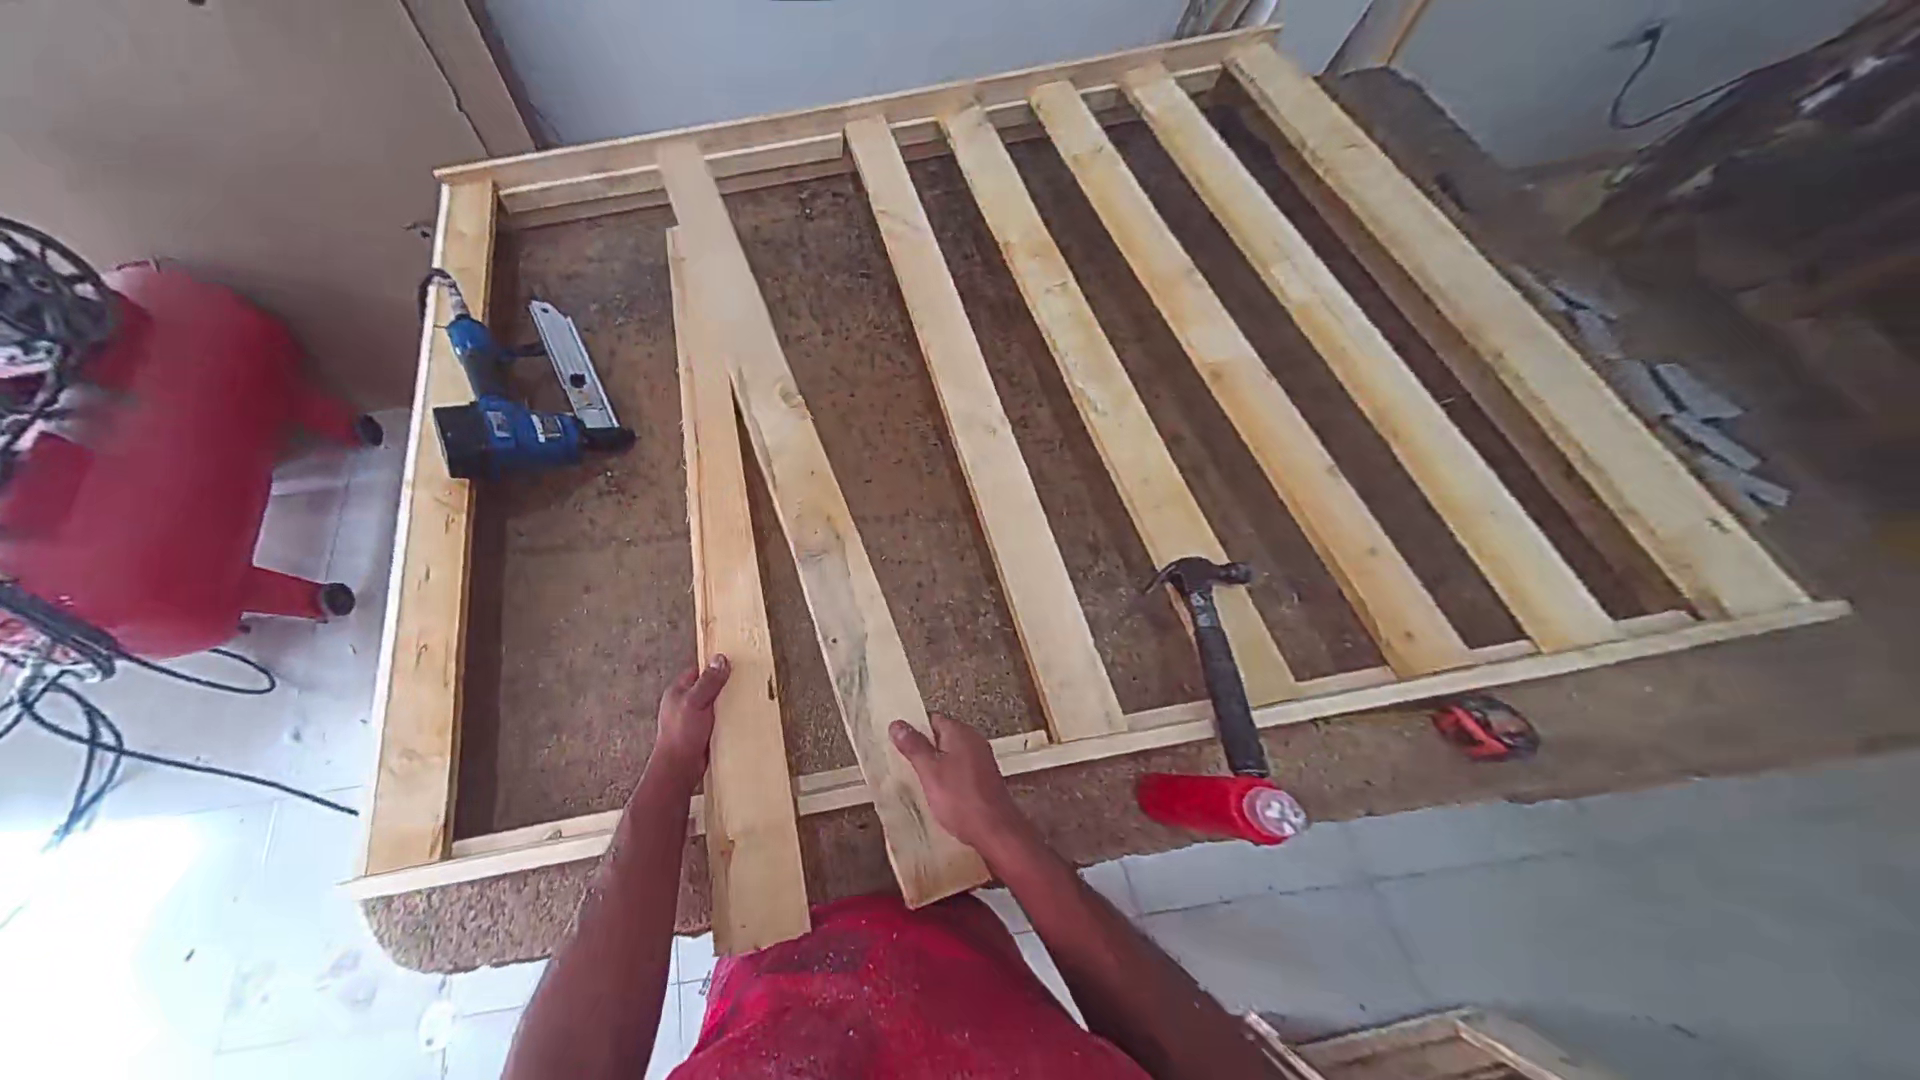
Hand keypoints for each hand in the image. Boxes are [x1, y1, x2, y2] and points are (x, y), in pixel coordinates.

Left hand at [649, 654, 730, 783]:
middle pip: (710, 686)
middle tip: (742, 682)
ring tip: (745, 699)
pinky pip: (721, 718)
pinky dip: (730, 717)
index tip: (733, 664)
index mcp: (678, 691)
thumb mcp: (695, 701)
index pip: (699, 670)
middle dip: (725, 685)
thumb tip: (720, 660)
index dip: (715, 666)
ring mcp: (695, 717)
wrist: (680, 768)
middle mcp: (686, 702)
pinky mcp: (705, 730)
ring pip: (717, 703)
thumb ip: (708, 681)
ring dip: (729, 703)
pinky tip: (740, 717)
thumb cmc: (680, 735)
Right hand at [888, 714, 1028, 854]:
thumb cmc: (962, 800)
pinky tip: (940, 794)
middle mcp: (973, 741)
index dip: (914, 731)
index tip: (900, 744)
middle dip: (924, 750)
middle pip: (941, 737)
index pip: (932, 720)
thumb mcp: (929, 771)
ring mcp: (981, 759)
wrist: (994, 830)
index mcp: (960, 733)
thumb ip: (913, 746)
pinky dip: (948, 778)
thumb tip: (898, 725)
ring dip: (936, 766)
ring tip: (922, 783)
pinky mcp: (984, 777)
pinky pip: (960, 770)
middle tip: (907, 766)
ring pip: (950, 755)